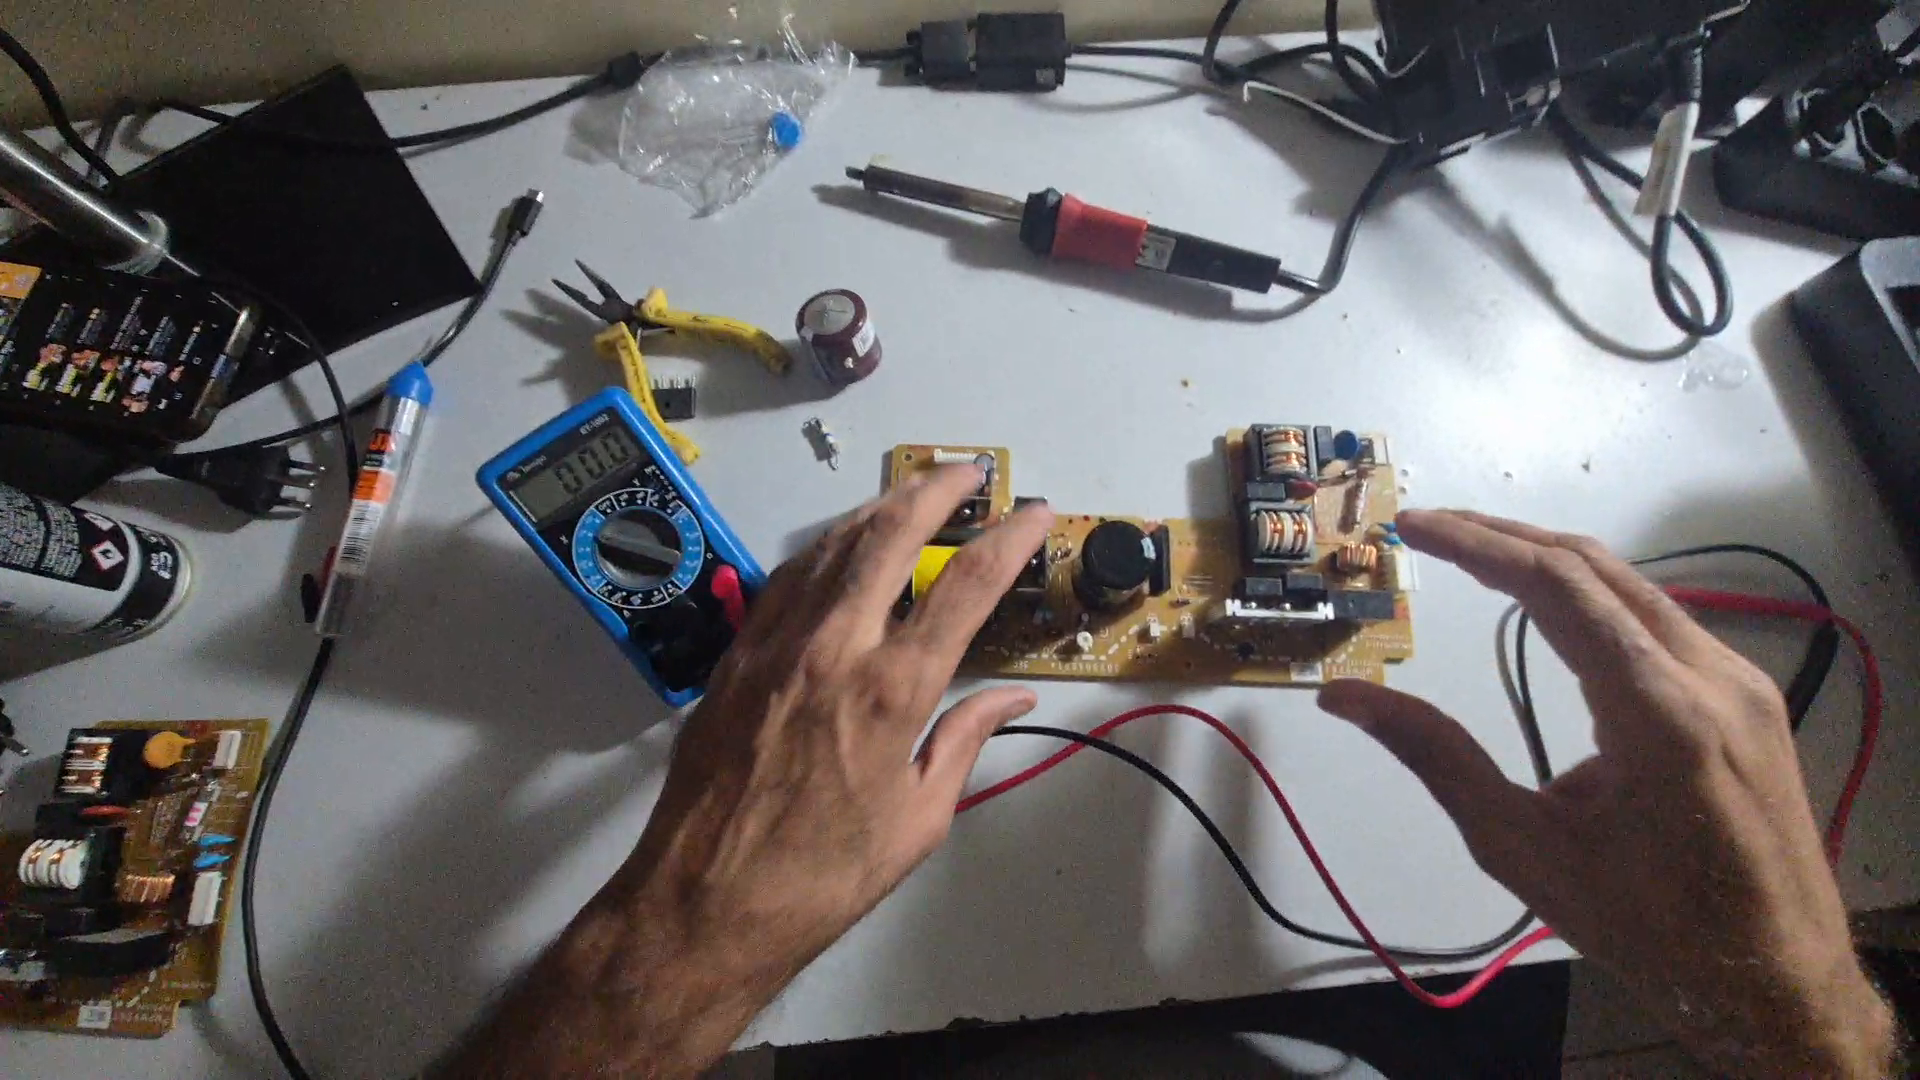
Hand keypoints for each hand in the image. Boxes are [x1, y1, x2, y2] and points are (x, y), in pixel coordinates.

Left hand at [434, 465, 1055, 1079]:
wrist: (702, 904)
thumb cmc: (825, 875)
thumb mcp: (919, 820)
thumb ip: (965, 741)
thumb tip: (1014, 698)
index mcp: (892, 691)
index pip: (967, 588)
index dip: (1010, 539)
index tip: (1034, 513)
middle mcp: (835, 647)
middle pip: (890, 536)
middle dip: (935, 490)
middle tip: (967, 471)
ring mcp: (777, 642)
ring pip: (832, 544)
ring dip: (879, 507)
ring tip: (913, 492)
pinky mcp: (737, 652)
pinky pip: (788, 576)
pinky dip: (827, 545)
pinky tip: (843, 542)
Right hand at [1318, 510, 1895, 1078]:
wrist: (1776, 983)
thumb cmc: (1640, 921)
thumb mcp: (1514, 843)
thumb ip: (1430, 753)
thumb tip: (1341, 694)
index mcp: (1659, 716)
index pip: (1558, 589)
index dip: (1476, 544)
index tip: (1412, 526)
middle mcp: (1710, 679)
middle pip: (1592, 566)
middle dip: (1498, 532)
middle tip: (1423, 527)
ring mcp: (1736, 681)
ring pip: (1624, 581)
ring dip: (1535, 552)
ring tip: (1462, 548)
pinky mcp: (1739, 692)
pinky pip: (1646, 612)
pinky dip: (1575, 585)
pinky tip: (1532, 595)